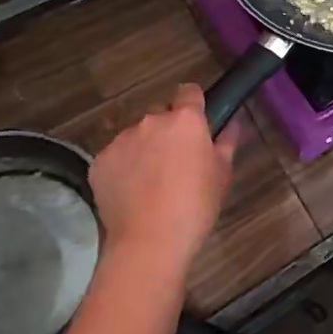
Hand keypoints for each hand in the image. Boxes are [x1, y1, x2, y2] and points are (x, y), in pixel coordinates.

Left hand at [89, 84, 239, 271]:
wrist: (149, 242)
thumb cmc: (195, 207)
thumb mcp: (221, 176)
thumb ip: (226, 144)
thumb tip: (232, 124)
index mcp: (185, 121)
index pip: (188, 92)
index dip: (193, 104)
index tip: (197, 124)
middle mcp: (151, 122)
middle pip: (160, 114)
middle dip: (168, 130)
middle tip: (177, 161)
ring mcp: (121, 140)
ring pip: (136, 136)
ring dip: (144, 149)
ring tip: (151, 183)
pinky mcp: (100, 161)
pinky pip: (116, 157)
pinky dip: (124, 168)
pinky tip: (132, 193)